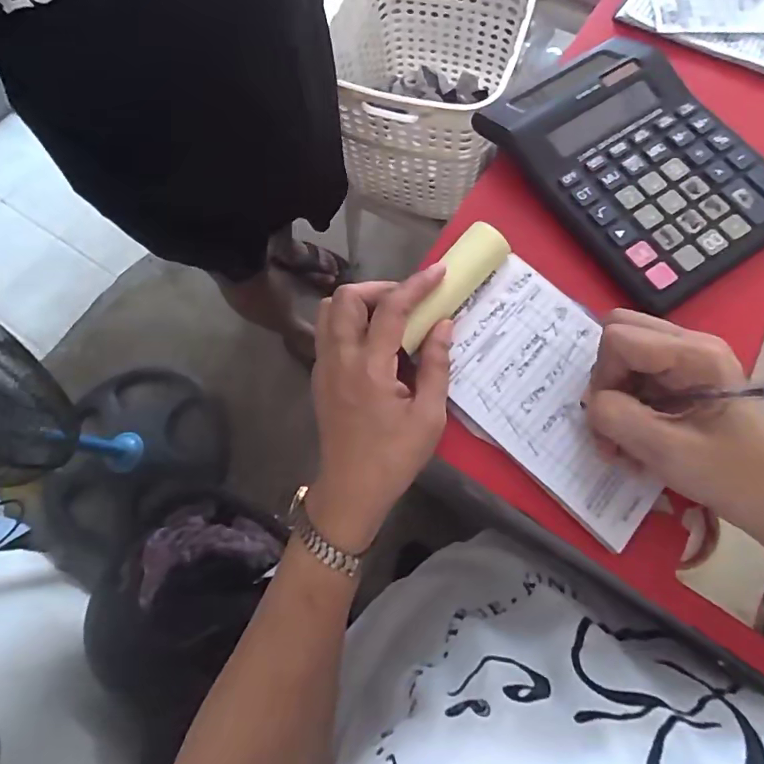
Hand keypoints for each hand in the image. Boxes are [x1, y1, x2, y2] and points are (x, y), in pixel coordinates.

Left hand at [307, 265, 453, 551]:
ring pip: (328, 311)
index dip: (416, 285)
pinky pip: (328, 331)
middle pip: (345, 298)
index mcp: (369, 369)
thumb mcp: (429, 417)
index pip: (391, 310)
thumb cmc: (394, 457)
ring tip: (390, 315)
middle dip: (380, 287)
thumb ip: (438, 366)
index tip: (439, 272)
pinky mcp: (319, 376)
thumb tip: (444, 324)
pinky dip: (349, 321)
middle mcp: (340, 359)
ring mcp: (324, 366)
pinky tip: (374, 341)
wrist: (350, 490)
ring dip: (359, 302)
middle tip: (408, 300)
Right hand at [583, 310, 763, 536]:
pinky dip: (629, 401)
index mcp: (696, 355)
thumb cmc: (732, 478)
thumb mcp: (668, 453)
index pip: (619, 338)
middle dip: (606, 379)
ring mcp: (689, 356)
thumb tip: (591, 402)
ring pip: (626, 353)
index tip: (612, 421)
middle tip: (613, 423)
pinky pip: (639, 371)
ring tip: (624, 441)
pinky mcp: (685, 373)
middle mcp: (692, 343)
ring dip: (615, 395)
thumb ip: (619, 419)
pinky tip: (638, 436)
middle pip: (620, 333)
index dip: (603, 377)